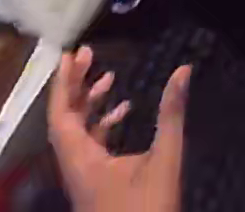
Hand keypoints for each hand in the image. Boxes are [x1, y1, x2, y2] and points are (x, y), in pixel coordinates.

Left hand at [47, 46, 191, 211]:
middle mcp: (77, 171)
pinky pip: (91, 149)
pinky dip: (103, 125)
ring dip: (88, 105)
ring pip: (77, 136)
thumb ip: (171, 113)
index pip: (61, 118)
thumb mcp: (165, 161)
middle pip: (65, 123)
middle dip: (75, 87)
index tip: (70, 55)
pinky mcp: (98, 189)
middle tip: (88, 54)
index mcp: (83, 164)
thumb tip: (183, 69)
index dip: (62, 85)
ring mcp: (86, 182)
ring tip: (109, 77)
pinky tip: (125, 111)